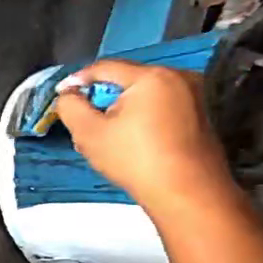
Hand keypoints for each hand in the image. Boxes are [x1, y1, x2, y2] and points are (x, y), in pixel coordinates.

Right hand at [54, 60, 239, 216]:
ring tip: (104, 132)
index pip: (104, 68)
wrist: (189, 195)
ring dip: (120, 108)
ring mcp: (194, 96)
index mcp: (152, 77)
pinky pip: (160, 105)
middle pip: (126, 80)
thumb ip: (70, 106)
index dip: (78, 80)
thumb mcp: (89, 133)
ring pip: (143, 94)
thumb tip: (68, 94)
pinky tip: (129, 138)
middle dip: (101, 97)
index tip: (61, 95)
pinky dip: (141, 116)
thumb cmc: (136, 160)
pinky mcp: (200, 115)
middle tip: (83, 119)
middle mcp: (178, 78)